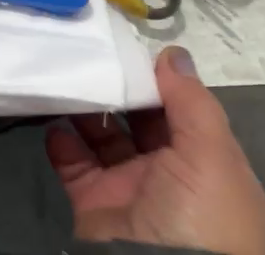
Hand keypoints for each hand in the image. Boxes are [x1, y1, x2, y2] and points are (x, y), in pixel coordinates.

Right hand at [47, 47, 264, 254]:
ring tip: (63, 78)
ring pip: (102, 136)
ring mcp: (129, 187)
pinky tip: (52, 117)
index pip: (183, 113)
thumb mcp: (213, 156)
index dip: (158, 81)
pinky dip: (59, 137)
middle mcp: (171, 175)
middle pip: (140, 121)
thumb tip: (174, 53)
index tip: (127, 49)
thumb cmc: (201, 214)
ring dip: (83, 108)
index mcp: (209, 167)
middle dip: (117, 90)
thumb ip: (192, 103)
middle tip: (87, 54)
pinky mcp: (91, 198)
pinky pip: (72, 159)